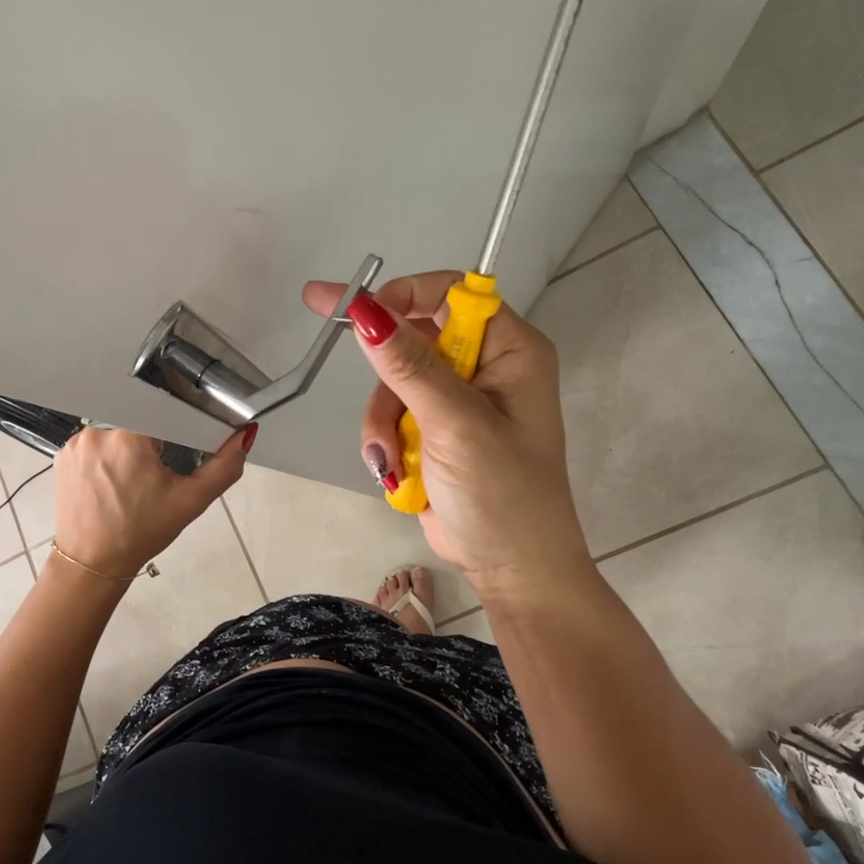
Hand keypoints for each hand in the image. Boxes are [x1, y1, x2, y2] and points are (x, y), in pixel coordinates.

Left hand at [50, 425, 252, 579]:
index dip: (176, 431)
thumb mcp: (190, 502)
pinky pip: (94, 445)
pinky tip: (111, 485)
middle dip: (151, 445)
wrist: (92, 562)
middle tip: (154, 477)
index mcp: (130, 436)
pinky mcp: (65, 455)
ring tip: (131, 484)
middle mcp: (98, 431)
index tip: (178, 451)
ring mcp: (77, 443)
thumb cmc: (137, 534)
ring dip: (127, 451)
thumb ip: (223, 467)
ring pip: (116, 432)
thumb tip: (243, 438)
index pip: (164, 413)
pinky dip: (105, 459)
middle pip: (139, 423)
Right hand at [303, 272, 587, 583]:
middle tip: (369, 403)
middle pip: (410, 339)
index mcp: (510, 350)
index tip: (353, 310)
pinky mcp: (435, 430)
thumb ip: (408, 365)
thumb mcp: (454, 424)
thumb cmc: (502, 495)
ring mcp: (458, 400)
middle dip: (387, 385)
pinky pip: (391, 414)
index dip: (401, 296)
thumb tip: (365, 309)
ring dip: (382, 424)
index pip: (449, 294)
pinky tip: (397, 472)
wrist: (510, 569)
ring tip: (393, 463)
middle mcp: (485, 366)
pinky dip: (385, 441)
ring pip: (392, 383)